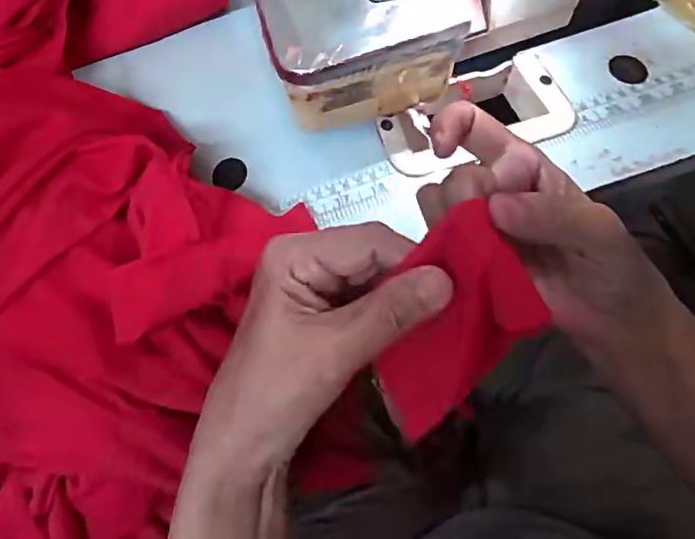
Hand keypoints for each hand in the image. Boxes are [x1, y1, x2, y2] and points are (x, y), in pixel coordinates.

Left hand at [180, 226, 452, 511]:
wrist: (240, 455)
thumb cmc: (275, 396)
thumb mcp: (337, 351)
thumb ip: (391, 312)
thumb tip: (446, 279)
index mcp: (295, 250)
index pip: (369, 240)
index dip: (413, 258)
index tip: (454, 285)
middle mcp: (304, 253)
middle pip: (373, 253)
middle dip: (410, 277)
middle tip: (452, 302)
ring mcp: (313, 278)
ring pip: (375, 274)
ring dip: (405, 294)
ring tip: (441, 314)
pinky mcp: (323, 304)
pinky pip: (368, 295)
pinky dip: (392, 309)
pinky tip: (415, 324)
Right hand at [419, 101, 676, 365]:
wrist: (614, 323)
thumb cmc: (613, 262)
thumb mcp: (599, 231)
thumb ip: (555, 213)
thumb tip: (497, 205)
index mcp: (521, 165)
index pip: (474, 125)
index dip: (451, 125)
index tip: (441, 149)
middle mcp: (492, 190)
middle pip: (454, 178)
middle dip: (466, 204)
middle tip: (496, 235)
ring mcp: (478, 228)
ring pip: (436, 211)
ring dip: (452, 232)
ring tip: (486, 258)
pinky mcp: (469, 265)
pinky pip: (437, 251)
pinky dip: (443, 259)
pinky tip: (465, 274)